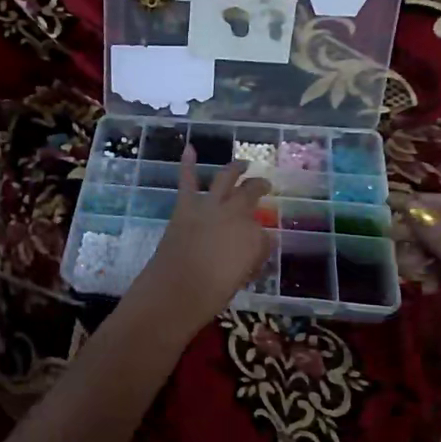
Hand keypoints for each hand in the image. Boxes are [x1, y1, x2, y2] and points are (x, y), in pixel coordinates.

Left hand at [128, 147, 270, 333]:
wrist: (176, 290)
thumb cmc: (212, 294)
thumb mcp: (241, 279)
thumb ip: (251, 258)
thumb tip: (257, 246)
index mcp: (255, 236)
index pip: (263, 232)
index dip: (259, 238)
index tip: (257, 244)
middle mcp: (237, 214)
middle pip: (251, 194)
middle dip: (259, 188)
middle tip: (264, 186)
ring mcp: (210, 206)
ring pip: (226, 178)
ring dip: (236, 169)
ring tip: (243, 164)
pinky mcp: (185, 206)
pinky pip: (187, 180)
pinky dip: (187, 163)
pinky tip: (189, 147)